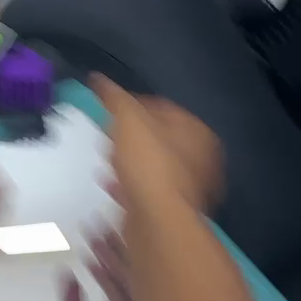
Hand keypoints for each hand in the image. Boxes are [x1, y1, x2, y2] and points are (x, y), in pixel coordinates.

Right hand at [89, 73, 222, 216]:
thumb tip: (97, 78)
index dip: (131, 105)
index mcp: (198, 131)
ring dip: (129, 162)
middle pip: (158, 137)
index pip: (160, 106)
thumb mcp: (127, 119)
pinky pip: (150, 188)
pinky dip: (132, 184)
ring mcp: (192, 187)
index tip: (108, 111)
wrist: (158, 222)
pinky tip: (115, 186)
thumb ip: (113, 96)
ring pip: (154, 164)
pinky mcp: (176, 210)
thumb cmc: (149, 163)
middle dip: (130, 136)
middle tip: (108, 137)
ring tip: (108, 163)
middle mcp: (203, 158)